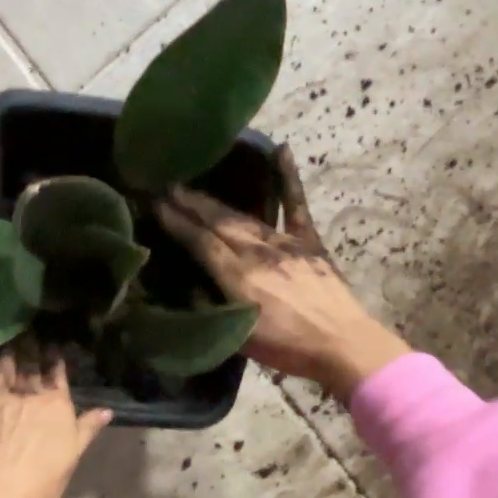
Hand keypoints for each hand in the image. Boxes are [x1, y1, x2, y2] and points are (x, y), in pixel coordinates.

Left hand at [0, 349, 111, 497]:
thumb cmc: (41, 482)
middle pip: (31, 366)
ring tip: (10, 341)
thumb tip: (107, 410)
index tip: (53, 347)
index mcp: (57, 405)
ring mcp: (2, 396)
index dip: (55, 360)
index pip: (57, 374)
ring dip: (9, 352)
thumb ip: (87, 429)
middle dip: (32, 349)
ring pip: (7, 365)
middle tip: (30, 336)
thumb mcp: (71, 457)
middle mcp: (30, 393)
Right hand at [156, 146, 409, 400]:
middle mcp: (258, 252)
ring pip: (244, 216)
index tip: (153, 205)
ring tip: (193, 188)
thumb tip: (190, 286)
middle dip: (189, 203)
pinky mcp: (310, 242)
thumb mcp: (239, 339)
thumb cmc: (288, 347)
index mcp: (238, 277)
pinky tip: (281, 150)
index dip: (176, 222)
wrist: (343, 344)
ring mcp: (286, 243)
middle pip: (218, 222)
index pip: (200, 242)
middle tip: (165, 186)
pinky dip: (289, 177)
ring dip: (216, 201)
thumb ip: (212, 310)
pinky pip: (296, 204)